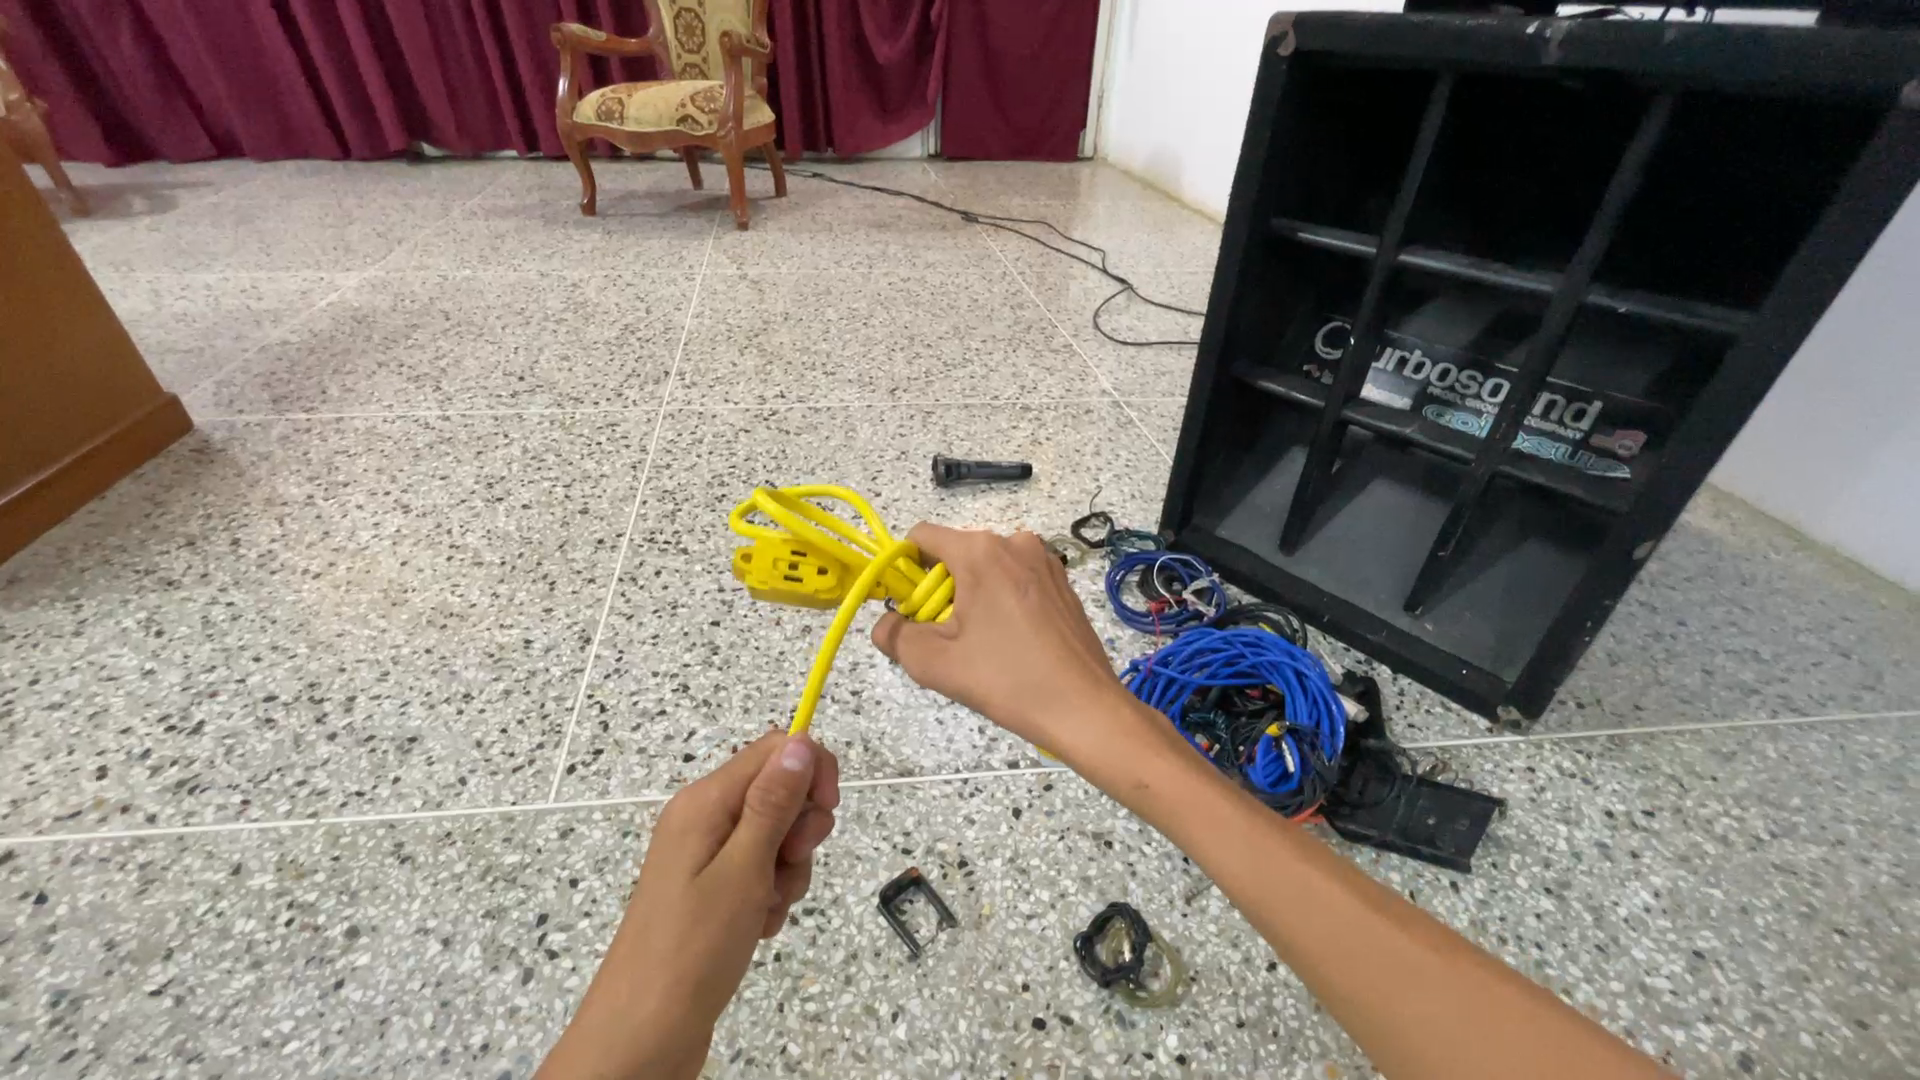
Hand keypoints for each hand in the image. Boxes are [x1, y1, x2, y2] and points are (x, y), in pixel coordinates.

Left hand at [537, 732, 839, 1079]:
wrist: (642, 1037)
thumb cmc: (693, 948)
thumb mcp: (743, 870)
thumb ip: (774, 803)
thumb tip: (800, 740)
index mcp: (705, 801)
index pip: (774, 749)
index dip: (811, 770)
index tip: (827, 810)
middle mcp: (705, 817)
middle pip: (779, 791)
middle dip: (801, 827)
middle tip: (789, 865)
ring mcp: (707, 854)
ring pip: (777, 834)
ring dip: (789, 869)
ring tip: (767, 908)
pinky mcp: (712, 888)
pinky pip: (761, 870)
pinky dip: (772, 893)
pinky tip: (758, 925)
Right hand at [870, 525, 1149, 759]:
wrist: (1084, 707)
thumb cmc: (1008, 679)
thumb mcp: (934, 663)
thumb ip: (895, 635)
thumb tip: (885, 624)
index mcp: (981, 551)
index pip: (923, 536)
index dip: (904, 568)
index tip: (907, 607)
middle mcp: (1015, 542)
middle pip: (956, 554)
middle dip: (940, 590)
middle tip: (946, 636)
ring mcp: (1045, 561)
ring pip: (987, 569)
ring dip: (972, 598)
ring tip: (981, 644)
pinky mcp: (1063, 583)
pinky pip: (1015, 581)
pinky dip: (1002, 602)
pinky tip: (1011, 642)